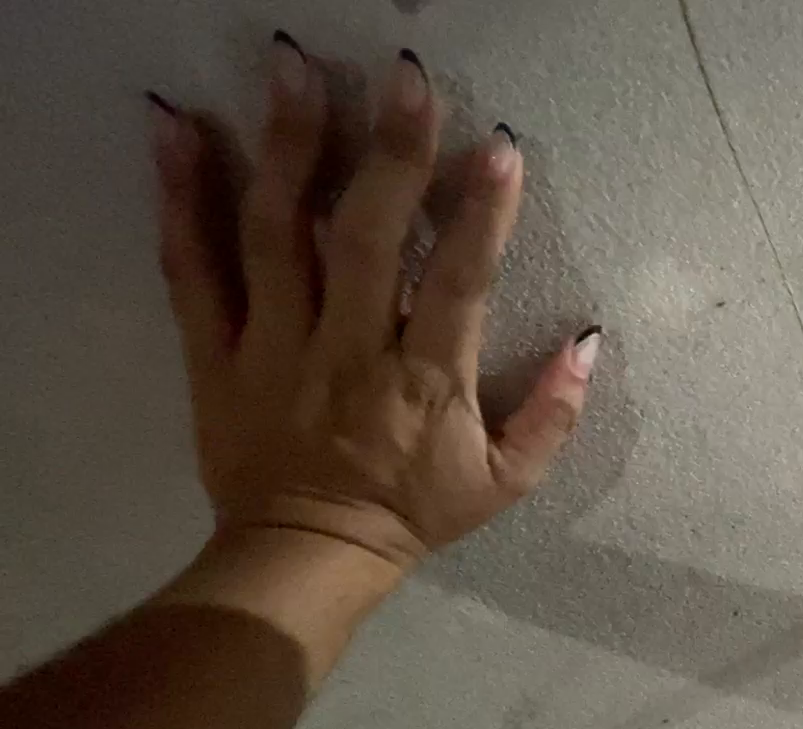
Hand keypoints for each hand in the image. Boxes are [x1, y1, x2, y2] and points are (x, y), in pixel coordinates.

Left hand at [148, 36, 596, 571]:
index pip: (459, 282)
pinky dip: (180, 193)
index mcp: (428, 381)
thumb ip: (555, 413)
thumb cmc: (424, 508)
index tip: (498, 150)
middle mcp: (351, 349)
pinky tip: (177, 124)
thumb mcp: (512, 479)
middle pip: (367, 237)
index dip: (482, 214)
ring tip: (294, 68)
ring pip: (277, 233)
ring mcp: (274, 343)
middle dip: (391, 154)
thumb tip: (587, 341)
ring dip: (288, 146)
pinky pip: (190, 265)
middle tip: (405, 80)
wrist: (313, 548)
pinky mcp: (214, 348)